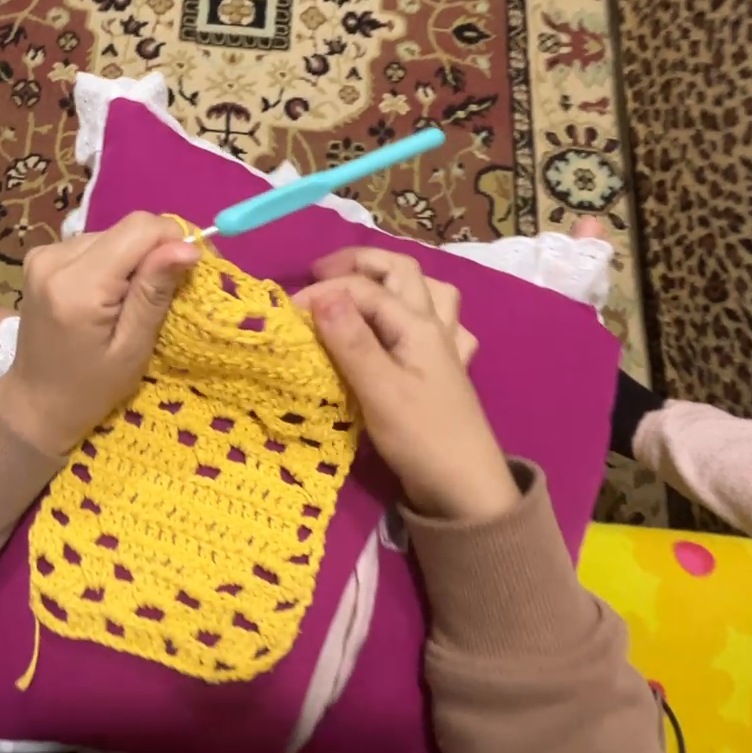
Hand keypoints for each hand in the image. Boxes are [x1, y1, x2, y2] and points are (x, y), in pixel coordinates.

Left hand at [0, 212, 200, 454]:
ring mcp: (43, 254)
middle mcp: (54, 258)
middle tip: (166, 295)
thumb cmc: (91, 388)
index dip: (173, 241)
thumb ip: (154, 293)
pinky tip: (108, 297)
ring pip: (112, 235)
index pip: (139, 229)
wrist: (36, 401)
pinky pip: (94, 245)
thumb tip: (188, 247)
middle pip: (125, 230)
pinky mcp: (41, 257)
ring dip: (132, 261)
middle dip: (153, 255)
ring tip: (131, 303)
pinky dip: (111, 265)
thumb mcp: (132, 349)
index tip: (190, 271)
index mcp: (77, 285)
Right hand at [295, 247, 520, 520]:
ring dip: (395, 280)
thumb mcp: (379, 390)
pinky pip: (443, 325)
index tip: (286, 311)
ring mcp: (444, 348)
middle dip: (359, 262)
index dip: (322, 291)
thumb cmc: (420, 438)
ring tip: (363, 288)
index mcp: (416, 325)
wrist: (465, 489)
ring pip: (428, 291)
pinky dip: (422, 315)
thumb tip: (321, 294)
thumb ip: (351, 341)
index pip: (363, 289)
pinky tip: (409, 329)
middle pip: (401, 270)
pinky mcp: (445, 372)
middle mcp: (434, 326)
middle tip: (320, 273)